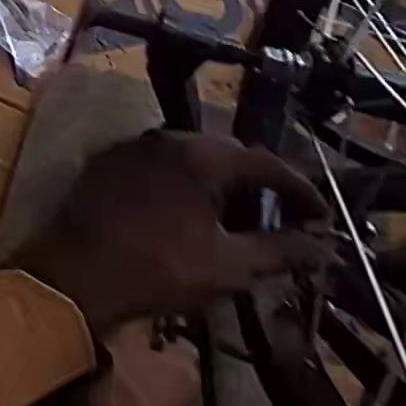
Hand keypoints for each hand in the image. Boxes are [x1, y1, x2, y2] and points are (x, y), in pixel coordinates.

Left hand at [13, 130, 335, 332]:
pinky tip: (191, 209)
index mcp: (197, 155)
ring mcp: (130, 146)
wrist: (80, 268)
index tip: (322, 216)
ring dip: (218, 181)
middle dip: (257, 183)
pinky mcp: (107, 160)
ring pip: (188, 155)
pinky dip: (182, 180)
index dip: (299, 188)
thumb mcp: (231, 265)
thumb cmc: (160, 267)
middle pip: (224, 152)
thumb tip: (325, 245)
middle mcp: (162, 138)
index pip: (263, 160)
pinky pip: (156, 163)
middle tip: (282, 217)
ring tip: (240, 217)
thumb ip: (282, 250)